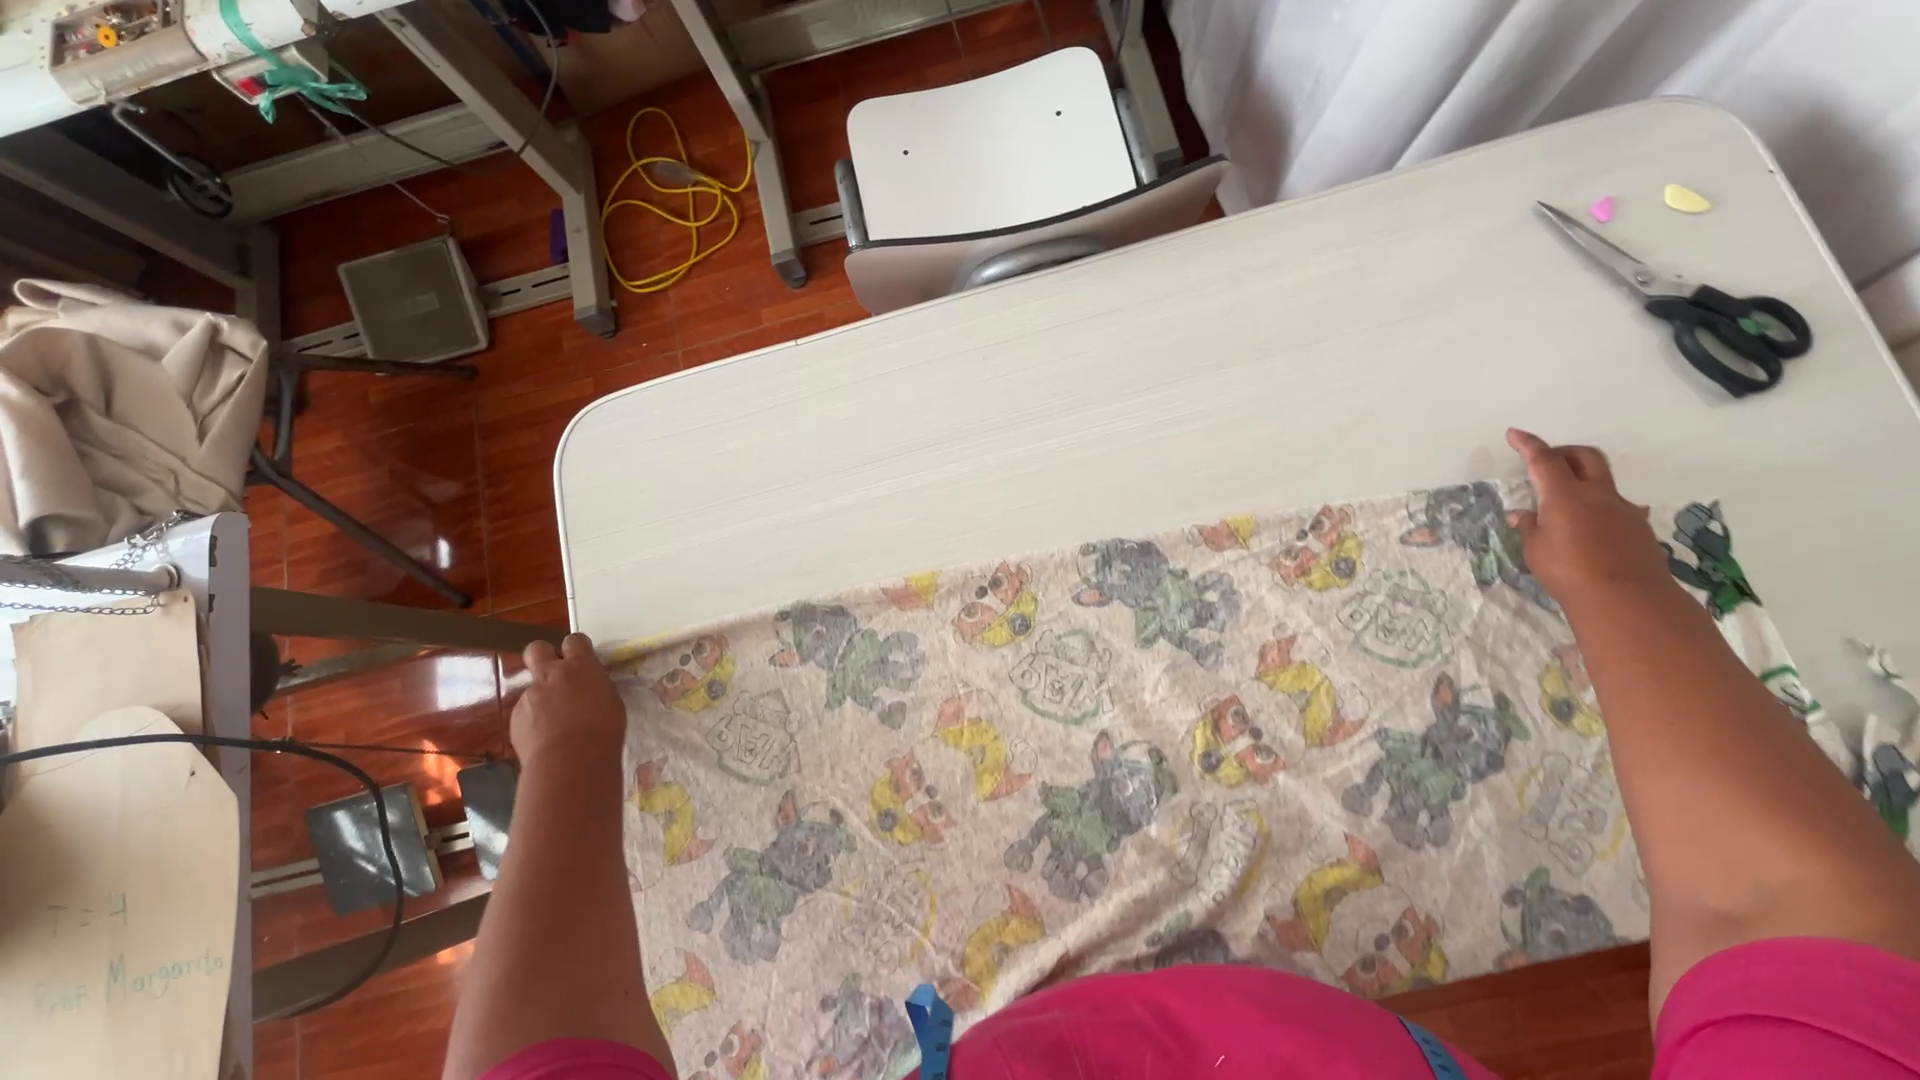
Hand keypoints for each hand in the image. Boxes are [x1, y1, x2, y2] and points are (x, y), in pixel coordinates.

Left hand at [509, 633, 626, 767]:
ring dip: (543, 699)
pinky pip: (526, 713)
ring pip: (533, 689)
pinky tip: (547, 739)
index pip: (574, 641)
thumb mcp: (611, 701)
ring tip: (557, 724)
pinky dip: (535, 722)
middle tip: (556, 675)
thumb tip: (589, 688)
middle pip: (536, 649)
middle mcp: (550, 675)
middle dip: (544, 656)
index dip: (577, 649)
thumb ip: (595, 687)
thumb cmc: (603, 729)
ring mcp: (529, 696)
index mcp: (580, 666)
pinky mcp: (516, 718)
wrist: (570, 760)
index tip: (582, 661)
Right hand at [1506, 429, 1673, 610]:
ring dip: (1584, 481)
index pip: (1544, 460)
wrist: (1626, 597)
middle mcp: (1597, 494)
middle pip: (1585, 457)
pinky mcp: (1638, 528)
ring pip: (1603, 482)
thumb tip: (1521, 515)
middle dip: (1564, 452)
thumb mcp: (1535, 550)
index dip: (1528, 444)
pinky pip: (1617, 508)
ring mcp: (1623, 509)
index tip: (1514, 434)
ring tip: (1566, 503)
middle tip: (1547, 461)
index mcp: (1566, 495)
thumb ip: (1529, 528)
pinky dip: (1599, 509)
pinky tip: (1591, 530)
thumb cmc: (1568, 570)